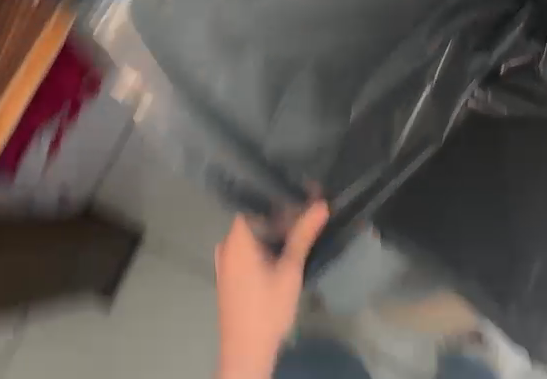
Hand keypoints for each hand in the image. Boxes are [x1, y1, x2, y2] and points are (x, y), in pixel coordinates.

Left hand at [214, 202, 328, 378]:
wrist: (246, 352)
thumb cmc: (267, 308)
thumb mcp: (290, 270)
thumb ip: (304, 235)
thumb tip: (321, 205)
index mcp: (237, 238)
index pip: (257, 202)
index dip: (280, 197)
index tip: (303, 193)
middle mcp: (227, 245)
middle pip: (255, 218)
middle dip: (281, 216)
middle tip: (308, 213)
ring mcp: (225, 262)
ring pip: (252, 235)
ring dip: (274, 232)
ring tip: (300, 229)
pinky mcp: (229, 276)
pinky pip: (247, 250)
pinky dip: (264, 247)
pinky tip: (283, 252)